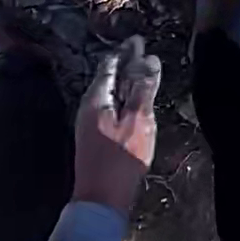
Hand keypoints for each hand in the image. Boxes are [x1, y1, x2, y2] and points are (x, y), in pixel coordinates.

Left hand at [72, 36, 160, 216]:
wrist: (101, 199)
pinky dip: (124, 97)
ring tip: (143, 74)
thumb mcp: (138, 120)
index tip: (138, 41)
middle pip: (109, 79)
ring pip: (110, 94)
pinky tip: (135, 102)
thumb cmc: (121, 157)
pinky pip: (110, 106)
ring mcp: (90, 124)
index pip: (110, 66)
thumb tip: (150, 60)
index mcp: (96, 99)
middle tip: (143, 53)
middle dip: (126, 65)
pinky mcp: (96, 137)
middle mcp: (89, 107)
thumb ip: (144, 89)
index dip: (125, 52)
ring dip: (126, 82)